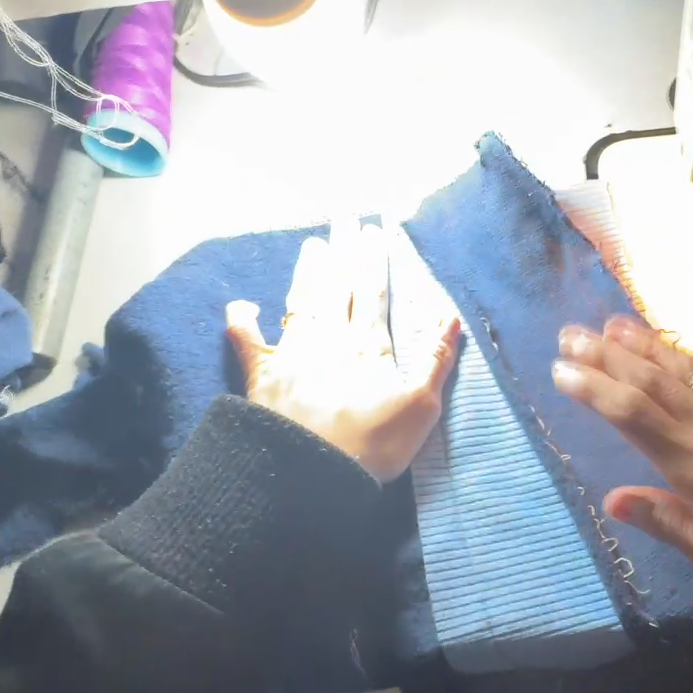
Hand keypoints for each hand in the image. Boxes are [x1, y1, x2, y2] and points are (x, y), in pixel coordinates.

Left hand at [225, 220, 460, 481]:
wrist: (313, 472)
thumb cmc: (375, 443)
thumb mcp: (421, 405)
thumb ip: (435, 359)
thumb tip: (449, 316)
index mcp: (368, 345)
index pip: (374, 293)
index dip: (375, 261)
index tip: (375, 231)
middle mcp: (330, 338)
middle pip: (338, 286)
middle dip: (344, 252)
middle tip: (345, 220)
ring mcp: (293, 352)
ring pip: (301, 299)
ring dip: (307, 271)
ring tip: (313, 245)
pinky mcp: (262, 373)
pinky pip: (247, 339)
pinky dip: (242, 319)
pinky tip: (242, 303)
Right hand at [552, 316, 692, 611]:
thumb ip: (668, 522)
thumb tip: (614, 498)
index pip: (634, 415)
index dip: (594, 388)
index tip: (561, 370)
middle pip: (655, 381)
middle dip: (607, 355)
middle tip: (569, 334)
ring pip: (692, 369)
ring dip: (648, 344)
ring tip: (612, 324)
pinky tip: (685, 345)